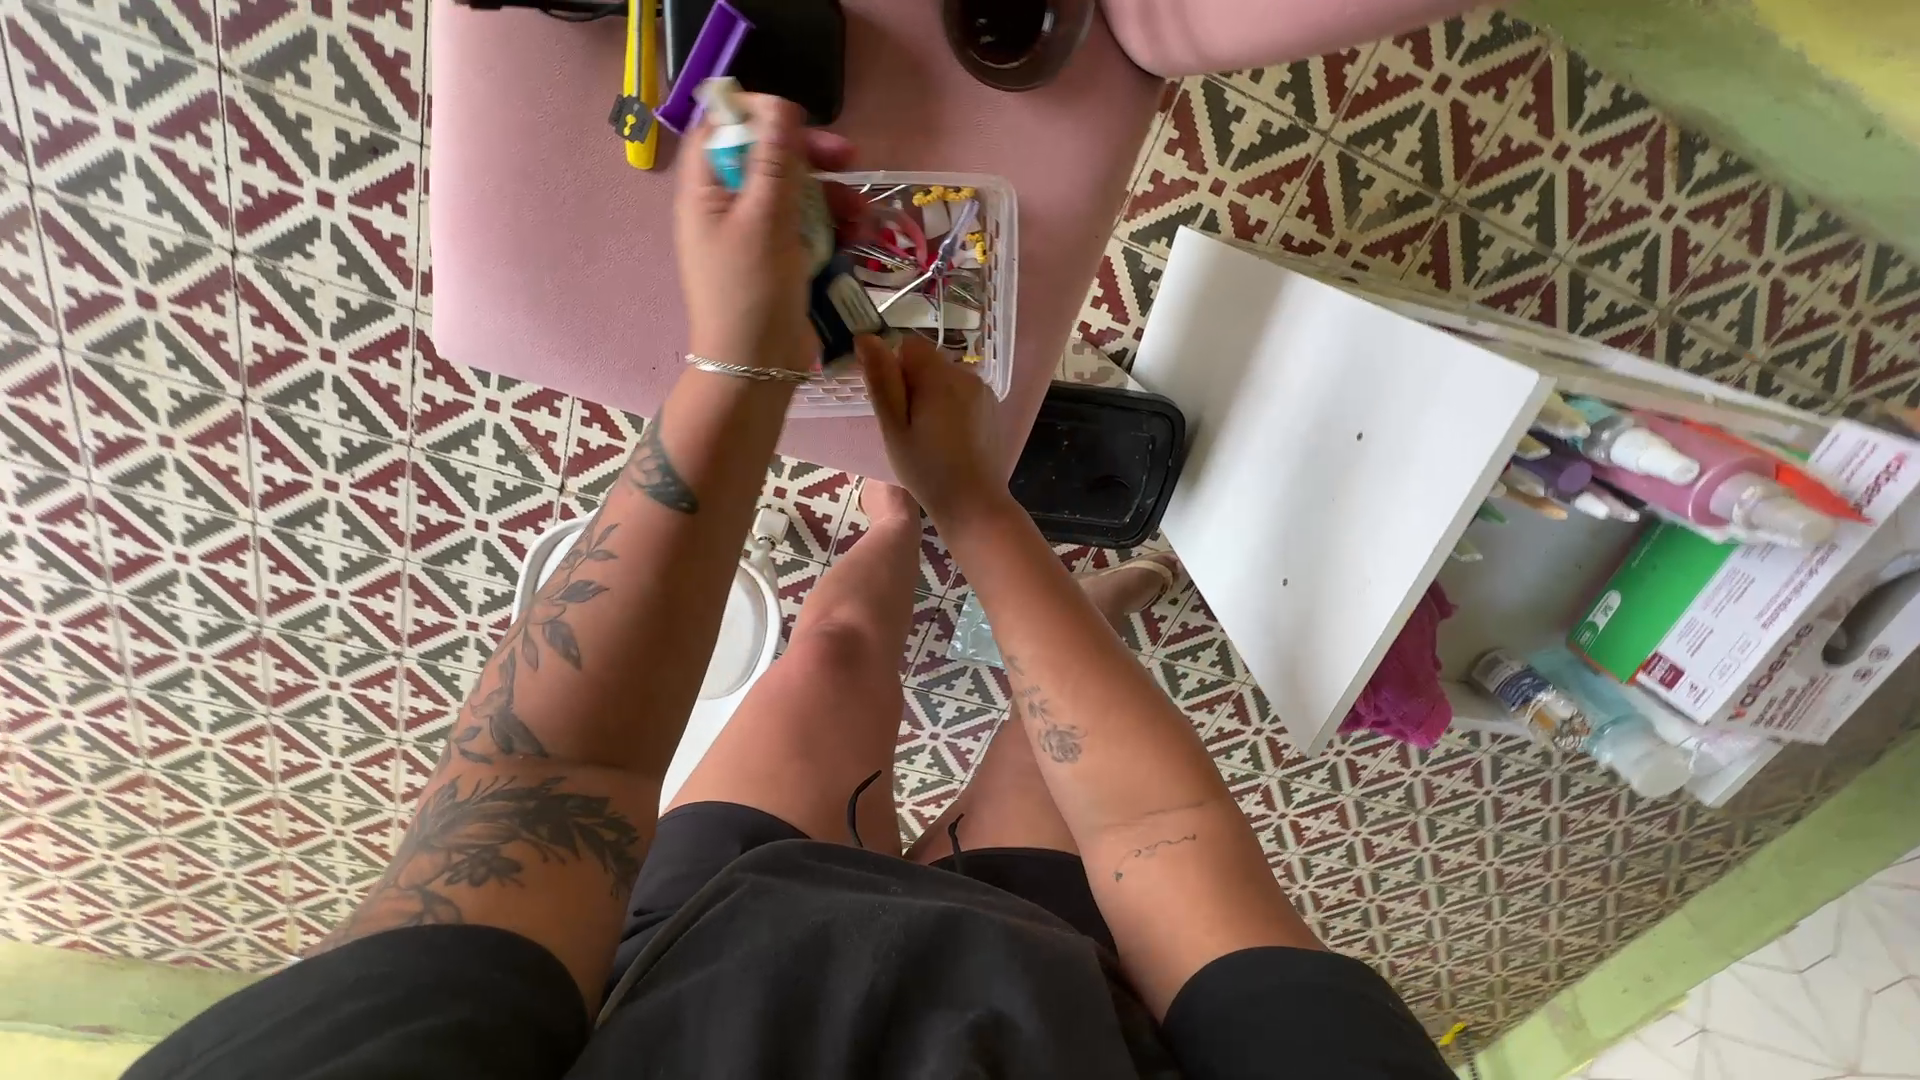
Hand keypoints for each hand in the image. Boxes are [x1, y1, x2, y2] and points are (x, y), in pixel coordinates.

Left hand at [674, 94, 855, 373]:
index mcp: (706, 190)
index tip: (799, 122)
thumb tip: (779, 106)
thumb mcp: (764, 220)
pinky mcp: (781, 262)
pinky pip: (808, 231)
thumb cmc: (752, 293)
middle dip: (811, 158)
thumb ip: (774, 161)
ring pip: (796, 196)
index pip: (723, 127)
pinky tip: (858, 237)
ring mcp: (756, 237)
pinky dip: (833, 229)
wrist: (756, 368)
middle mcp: (727, 207)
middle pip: (769, 159)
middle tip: (850, 159)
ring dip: (832, 198)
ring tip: (862, 216)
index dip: (760, 116)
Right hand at [856, 335, 1007, 521]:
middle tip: (908, 426)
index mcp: (940, 377)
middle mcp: (967, 375)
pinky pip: (962, 393)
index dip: (894, 369)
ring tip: (928, 435)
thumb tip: (865, 337)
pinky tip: (948, 438)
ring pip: (945, 378)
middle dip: (914, 384)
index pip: (909, 345)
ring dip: (932, 396)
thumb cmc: (926, 470)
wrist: (973, 503)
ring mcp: (983, 391)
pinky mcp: (992, 407)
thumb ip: (881, 380)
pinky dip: (950, 406)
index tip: (894, 403)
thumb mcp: (894, 427)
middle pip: (929, 361)